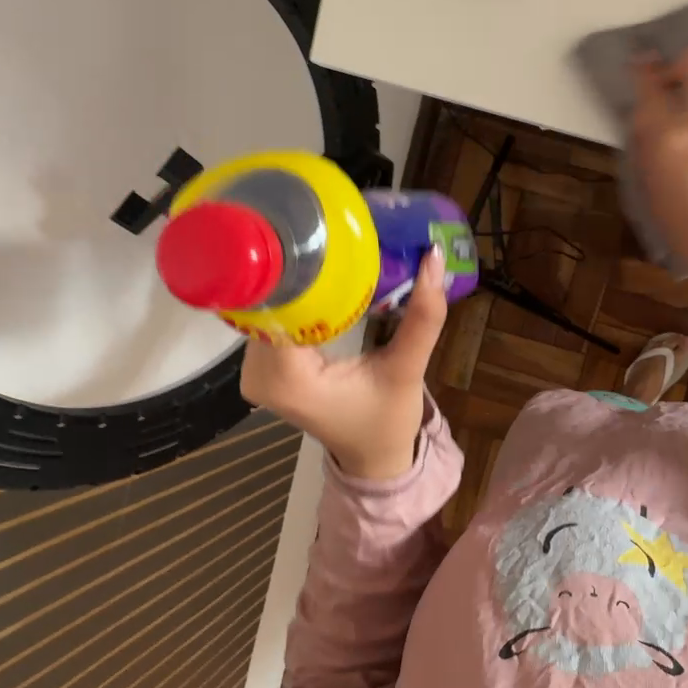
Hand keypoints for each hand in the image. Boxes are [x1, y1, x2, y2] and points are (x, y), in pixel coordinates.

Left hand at [238, 248, 448, 479]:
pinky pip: (270, 318)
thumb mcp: (407, 370)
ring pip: (267, 306)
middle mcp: (257, 374)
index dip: (296, 267)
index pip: (277, 306)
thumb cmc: (387, 421)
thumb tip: (434, 257)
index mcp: (288, 379)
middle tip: (330, 229)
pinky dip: (293, 297)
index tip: (321, 232)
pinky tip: (316, 276)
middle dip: (297, 267)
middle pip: (269, 302)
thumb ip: (421, 317)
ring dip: (294, 279)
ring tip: (325, 244)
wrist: (373, 458)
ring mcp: (254, 371)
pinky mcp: (261, 366)